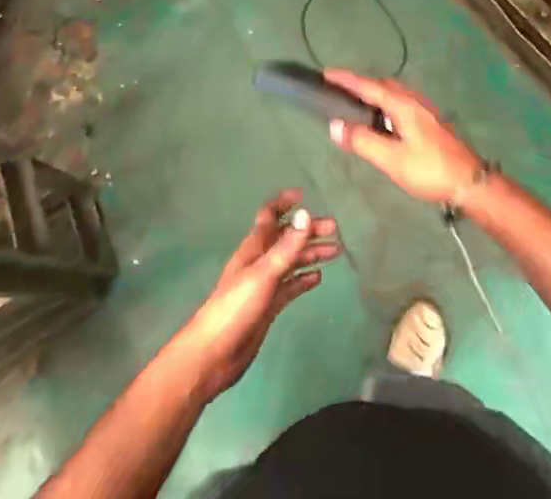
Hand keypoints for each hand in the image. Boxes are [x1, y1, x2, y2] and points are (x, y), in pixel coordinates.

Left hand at [168, 190, 339, 398]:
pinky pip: (290, 286)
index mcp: (254, 248)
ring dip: (310, 254)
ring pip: (291, 262)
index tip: (304, 196)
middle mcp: (259, 262)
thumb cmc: (236, 308)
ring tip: (335, 251)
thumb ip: (286, 247)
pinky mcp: (269, 306)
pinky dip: (303, 280)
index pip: (269, 216)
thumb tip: (305, 214)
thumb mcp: (264, 274)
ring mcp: (264, 284)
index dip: (284, 204)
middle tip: (335, 230)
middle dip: (308, 231)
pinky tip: (318, 278)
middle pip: (286, 239)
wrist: (214, 354)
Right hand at [325, 71, 483, 204]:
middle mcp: (414, 101)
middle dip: (359, 85)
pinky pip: (400, 104)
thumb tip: (336, 125)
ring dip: (372, 95)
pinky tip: (380, 121)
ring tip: (353, 106)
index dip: (346, 79)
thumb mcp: (391, 159)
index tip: (325, 74)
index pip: (368, 86)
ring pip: (393, 94)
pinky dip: (383, 105)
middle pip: (382, 85)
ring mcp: (424, 110)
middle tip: (337, 92)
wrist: (469, 183)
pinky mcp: (429, 121)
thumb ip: (362, 141)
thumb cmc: (429, 169)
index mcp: (403, 105)